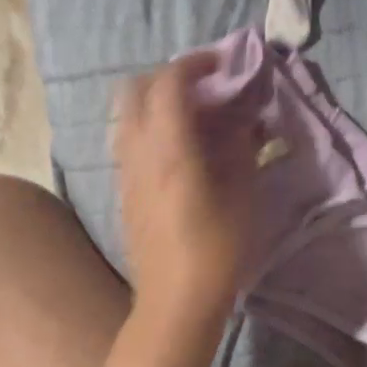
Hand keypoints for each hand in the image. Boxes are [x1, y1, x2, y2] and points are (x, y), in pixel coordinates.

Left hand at [112, 52, 255, 329]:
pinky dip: (150, 131)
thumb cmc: (218, 252)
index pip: (169, 82)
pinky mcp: (123, 194)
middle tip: (204, 89)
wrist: (175, 303)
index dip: (195, 63)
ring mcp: (125, 174)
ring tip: (192, 120)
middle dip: (168, 78)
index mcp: (169, 149)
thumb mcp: (243, 196)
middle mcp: (138, 153)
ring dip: (156, 104)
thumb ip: (240, 148)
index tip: (223, 64)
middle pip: (136, 89)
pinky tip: (179, 155)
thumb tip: (242, 118)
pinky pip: (129, 143)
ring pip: (128, 117)